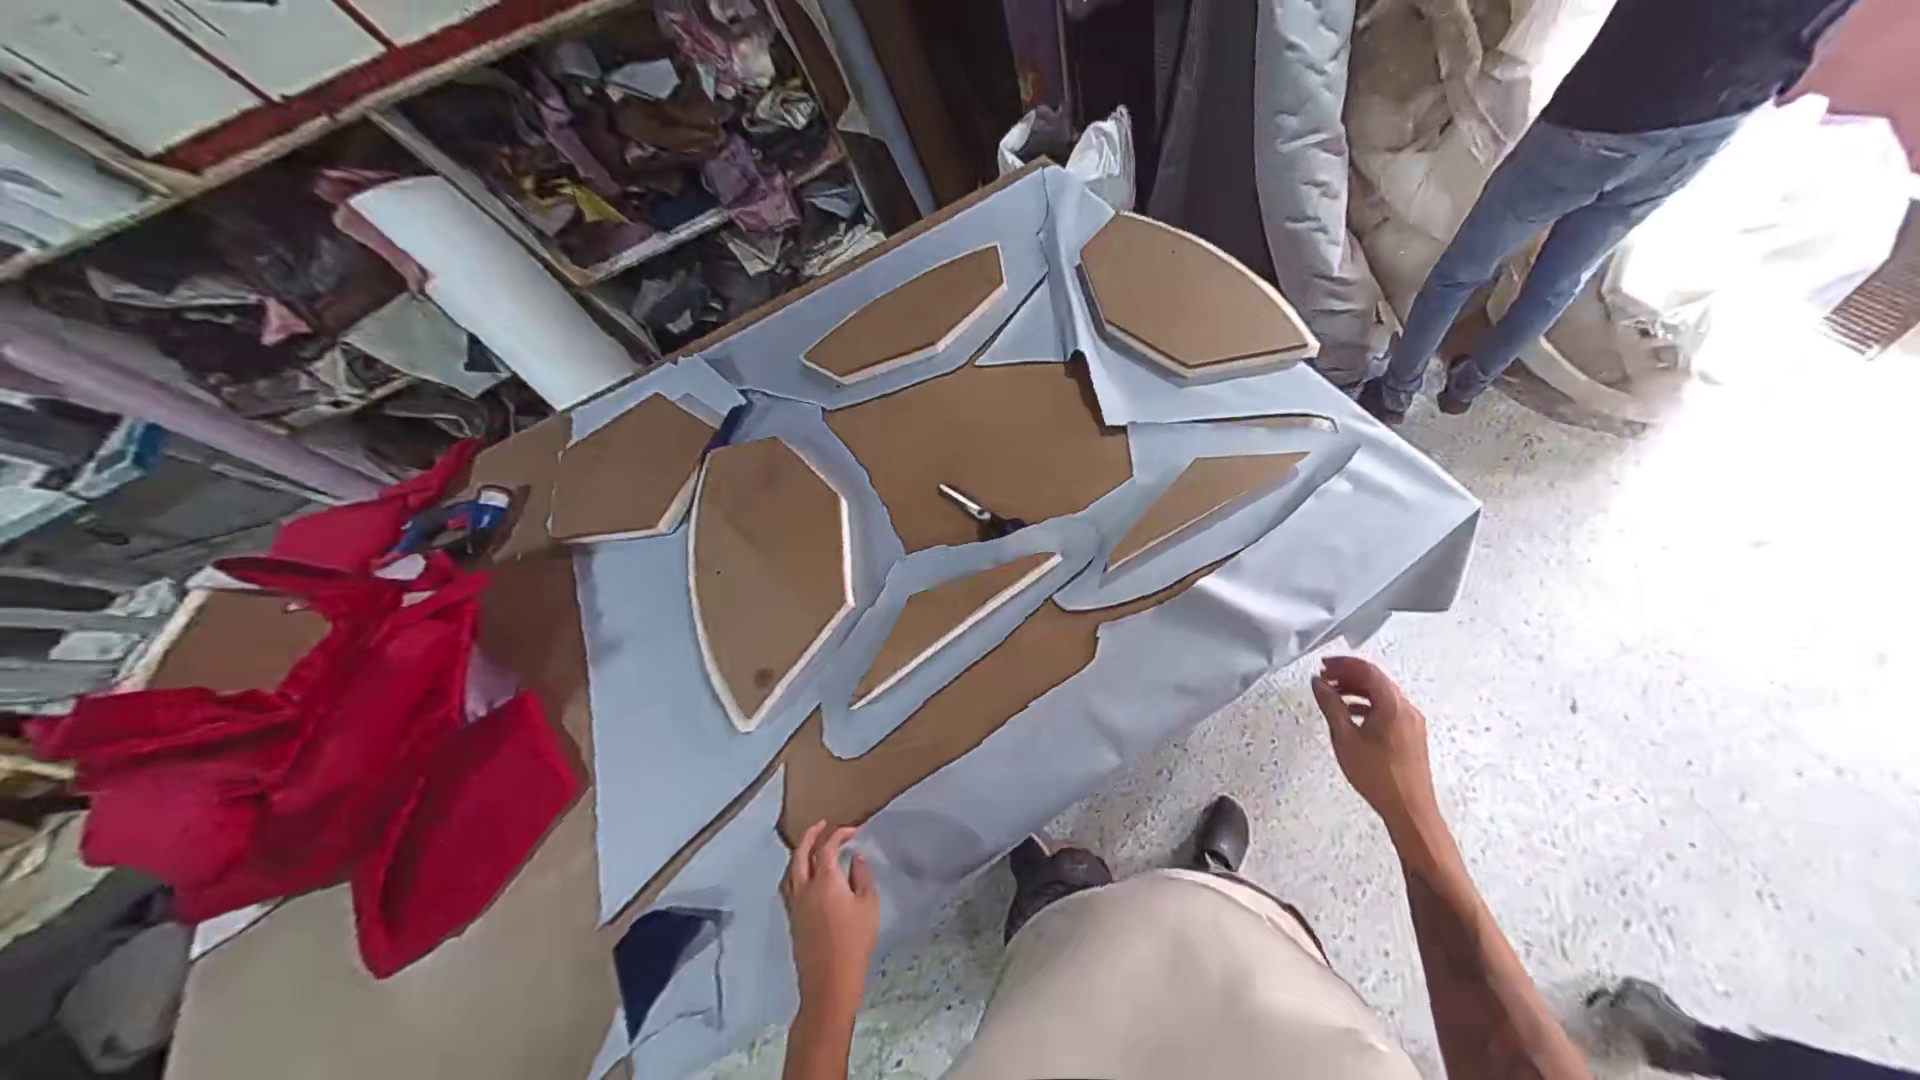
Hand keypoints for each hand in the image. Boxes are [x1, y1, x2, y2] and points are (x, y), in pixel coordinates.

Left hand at [782, 821, 879, 1017]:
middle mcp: (804, 887)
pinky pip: (788, 883)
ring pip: (790, 868)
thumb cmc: (854, 942)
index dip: (839, 833)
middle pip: (801, 853)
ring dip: (800, 851)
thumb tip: (855, 859)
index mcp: (825, 880)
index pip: (827, 847)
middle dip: (811, 834)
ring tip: (810, 845)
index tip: (853, 830)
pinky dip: (794, 869)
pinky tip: (803, 874)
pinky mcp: (792, 918)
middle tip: (822, 824)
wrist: (829, 982)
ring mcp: (794, 903)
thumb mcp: (869, 906)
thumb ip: (861, 877)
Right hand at [1311, 656, 1440, 837]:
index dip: (1343, 663)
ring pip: (1381, 693)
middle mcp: (1406, 710)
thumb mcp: (1344, 736)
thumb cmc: (1380, 777)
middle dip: (1348, 674)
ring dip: (1356, 688)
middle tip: (1325, 674)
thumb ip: (1330, 704)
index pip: (1368, 670)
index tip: (1324, 664)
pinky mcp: (1410, 734)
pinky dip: (1366, 703)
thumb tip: (1319, 684)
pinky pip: (1387, 708)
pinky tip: (1350, 712)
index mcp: (1393, 706)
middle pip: (1376, 679)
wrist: (1409, 809)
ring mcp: (1411, 722)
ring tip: (1332, 692)